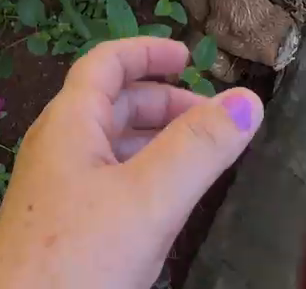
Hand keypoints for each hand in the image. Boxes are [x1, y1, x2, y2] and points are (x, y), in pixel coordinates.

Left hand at [0, 38, 263, 288]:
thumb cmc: (79, 253)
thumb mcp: (148, 199)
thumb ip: (198, 149)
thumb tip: (248, 100)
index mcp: (70, 119)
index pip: (106, 62)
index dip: (146, 52)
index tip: (189, 56)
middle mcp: (59, 141)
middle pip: (113, 102)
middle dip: (164, 103)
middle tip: (217, 122)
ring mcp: (57, 182)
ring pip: (112, 143)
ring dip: (156, 140)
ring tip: (204, 159)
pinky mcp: (61, 221)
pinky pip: (107, 179)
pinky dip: (142, 174)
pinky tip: (168, 202)